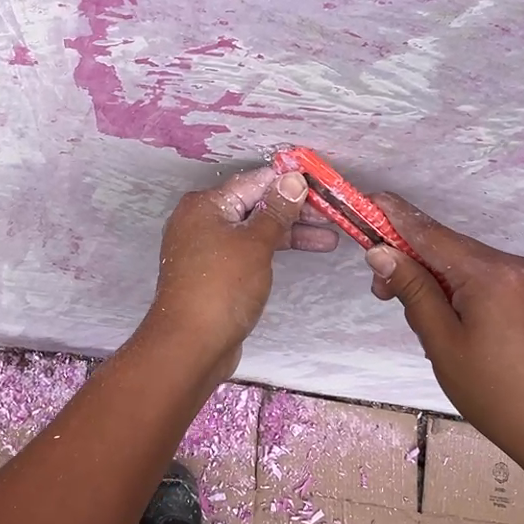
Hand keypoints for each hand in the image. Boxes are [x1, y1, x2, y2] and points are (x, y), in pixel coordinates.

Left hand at [141, 166, 332, 377]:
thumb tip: (293, 179)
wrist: (190, 345)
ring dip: (289, 232)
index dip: (288, 181)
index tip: (322, 182)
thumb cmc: (221, 288)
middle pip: (254, 204)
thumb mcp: (255, 244)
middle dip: (294, 210)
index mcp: (205, 204)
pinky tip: (300, 252)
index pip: (253, 181)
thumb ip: (277, 211)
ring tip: (330, 238)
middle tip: (333, 214)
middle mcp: (201, 219)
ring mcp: (205, 246)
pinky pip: (247, 249)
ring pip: (253, 228)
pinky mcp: (214, 270)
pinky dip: (272, 249)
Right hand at [364, 193, 523, 476]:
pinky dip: (453, 290)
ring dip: (429, 279)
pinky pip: (479, 279)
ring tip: (419, 322)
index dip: (390, 215)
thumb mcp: (442, 343)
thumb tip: (379, 250)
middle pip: (442, 245)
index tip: (360, 203)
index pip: (426, 230)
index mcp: (487, 271)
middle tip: (381, 295)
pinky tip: (445, 321)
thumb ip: (412, 290)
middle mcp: (509, 264)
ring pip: (459, 264)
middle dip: (406, 260)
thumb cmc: (498, 395)